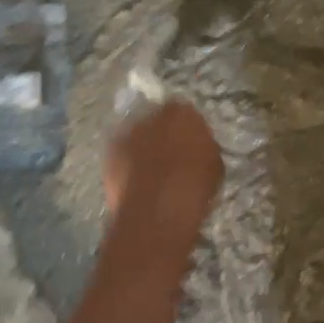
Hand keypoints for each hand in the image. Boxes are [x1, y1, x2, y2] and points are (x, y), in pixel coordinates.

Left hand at [103, 101, 224, 238]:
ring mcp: (128, 130)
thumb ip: (204, 149)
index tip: (189, 145)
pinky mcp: (110, 150)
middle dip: (162, 134)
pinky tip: (133, 179)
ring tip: (148, 169)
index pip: (185, 112)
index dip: (186, 130)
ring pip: (137, 134)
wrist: (156, 210)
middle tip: (169, 155)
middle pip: (158, 119)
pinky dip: (125, 161)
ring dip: (142, 146)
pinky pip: (121, 151)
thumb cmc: (193, 190)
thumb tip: (197, 151)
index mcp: (185, 114)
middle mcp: (154, 114)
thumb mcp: (214, 167)